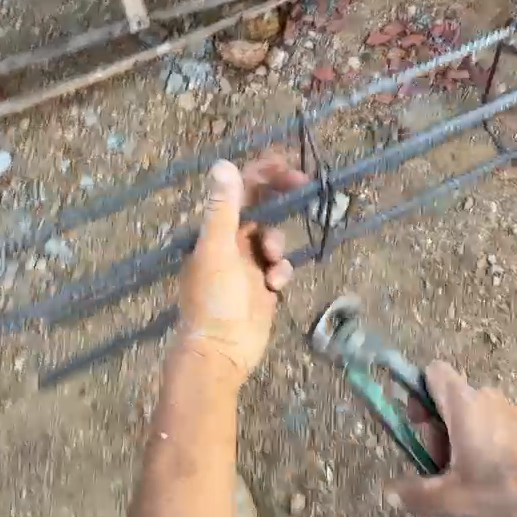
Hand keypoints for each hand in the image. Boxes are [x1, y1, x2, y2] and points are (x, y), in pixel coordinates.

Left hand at [175, 156, 299, 381]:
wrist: (221, 352)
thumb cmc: (213, 299)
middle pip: (260, 207)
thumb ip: (222, 208)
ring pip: (273, 236)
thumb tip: (224, 163)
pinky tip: (274, 288)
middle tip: (304, 185)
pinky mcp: (263, 286)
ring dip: (278, 244)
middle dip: (280, 196)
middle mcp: (230, 241)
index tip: (288, 164)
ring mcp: (247, 264)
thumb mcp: (217, 249)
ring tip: (272, 263)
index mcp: (214, 229)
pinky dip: (281, 272)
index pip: (240, 189)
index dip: (262, 172)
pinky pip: (280, 266)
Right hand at [386, 362, 516, 516]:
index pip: (431, 371)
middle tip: (442, 469)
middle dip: (438, 433)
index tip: (419, 427)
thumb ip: (416, 494)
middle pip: (448, 401)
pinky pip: (491, 431)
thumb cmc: (507, 494)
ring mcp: (509, 412)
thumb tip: (388, 493)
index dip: (417, 394)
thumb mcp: (454, 500)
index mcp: (464, 401)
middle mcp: (486, 396)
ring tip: (467, 485)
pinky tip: (490, 487)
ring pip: (469, 420)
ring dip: (460, 447)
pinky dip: (482, 452)